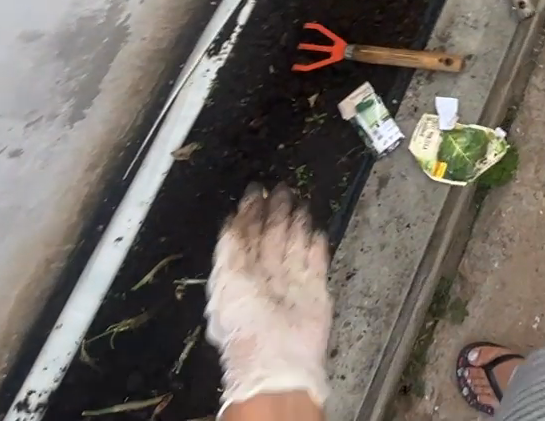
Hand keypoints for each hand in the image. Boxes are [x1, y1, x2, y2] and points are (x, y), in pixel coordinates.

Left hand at [205, 185, 331, 414]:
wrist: (279, 356)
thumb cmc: (246, 321)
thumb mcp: (227, 283)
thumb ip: (231, 249)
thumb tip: (233, 219)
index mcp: (240, 276)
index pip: (246, 238)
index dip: (250, 214)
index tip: (256, 190)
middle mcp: (265, 276)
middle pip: (272, 237)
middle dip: (276, 212)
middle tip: (282, 188)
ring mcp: (291, 281)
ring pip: (294, 244)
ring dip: (297, 222)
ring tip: (299, 200)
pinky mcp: (315, 287)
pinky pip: (316, 260)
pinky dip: (316, 245)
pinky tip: (316, 229)